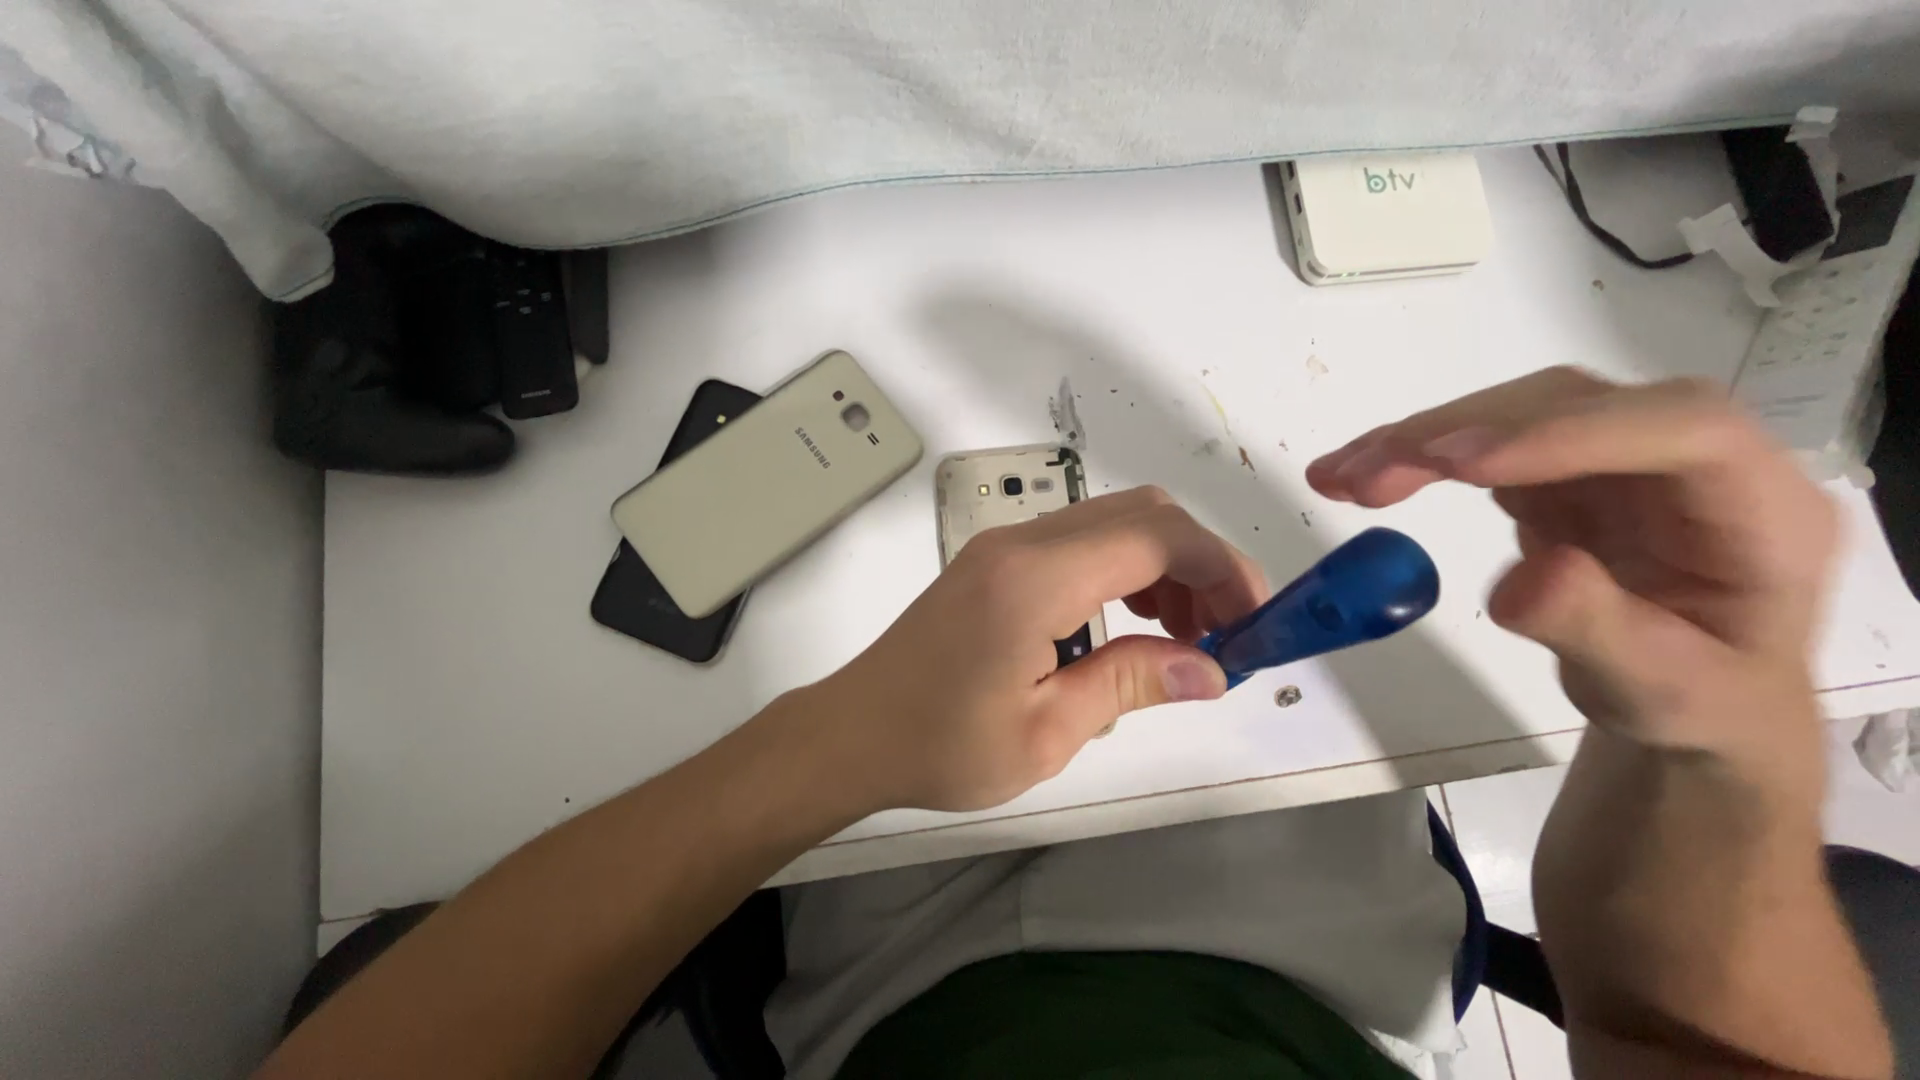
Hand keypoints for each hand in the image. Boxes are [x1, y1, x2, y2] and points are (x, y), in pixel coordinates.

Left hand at [805, 486, 1267, 812]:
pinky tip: (1126, 623)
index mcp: (1036, 580)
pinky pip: (1078, 540)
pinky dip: (1123, 566)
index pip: (1158, 537)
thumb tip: (1210, 668)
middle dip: (1199, 563)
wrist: (855, 732)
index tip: (1254, 619)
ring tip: (1179, 635)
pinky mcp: (993, 561)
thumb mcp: (1048, 730)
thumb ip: (1131, 683)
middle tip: (1220, 633)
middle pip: (1141, 513)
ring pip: (1111, 520)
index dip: (1221, 568)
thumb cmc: (942, 745)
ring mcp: (1003, 546)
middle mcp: (1021, 542)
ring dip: (1163, 563)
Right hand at [1307, 367, 1836, 774]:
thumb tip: (1523, 580)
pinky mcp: (1560, 472)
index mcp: (1756, 508)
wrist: (1687, 701)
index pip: (1682, 432)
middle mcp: (1686, 462)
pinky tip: (1359, 476)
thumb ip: (1602, 632)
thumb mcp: (1664, 695)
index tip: (1459, 464)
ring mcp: (1617, 459)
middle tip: (1365, 477)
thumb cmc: (1697, 705)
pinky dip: (1413, 457)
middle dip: (1462, 433)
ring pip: (1515, 413)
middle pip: (1574, 405)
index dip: (1571, 434)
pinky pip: (1480, 445)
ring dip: (1421, 439)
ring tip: (1339, 476)